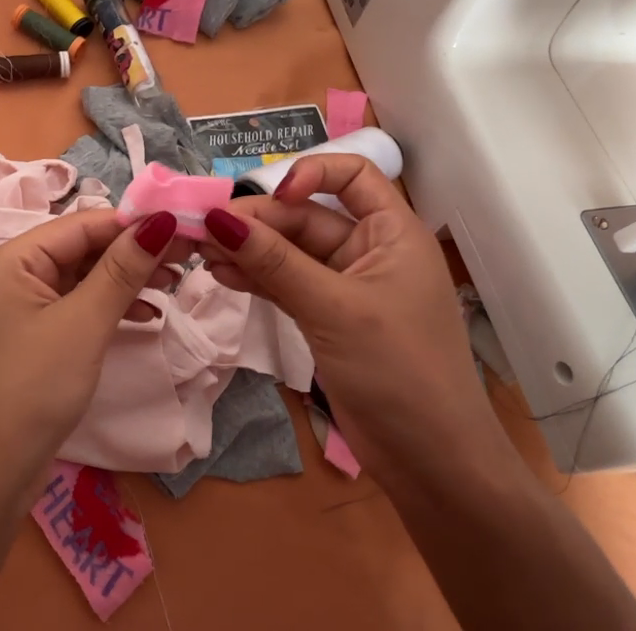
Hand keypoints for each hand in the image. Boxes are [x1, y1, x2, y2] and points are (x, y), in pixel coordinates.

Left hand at [0, 209, 185, 491]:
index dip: (133, 222)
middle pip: (82, 248)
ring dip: (127, 279)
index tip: (186, 226)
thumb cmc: (33, 389)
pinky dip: (111, 306)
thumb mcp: (83, 324)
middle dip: (133, 251)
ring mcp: (22, 307)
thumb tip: (160, 221)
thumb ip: (122, 270)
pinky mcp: (34, 337)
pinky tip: (147, 314)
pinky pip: (77, 306)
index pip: (81, 224)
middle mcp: (12, 274)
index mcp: (12, 259)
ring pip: (83, 277)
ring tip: (176, 283)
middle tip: (190, 257)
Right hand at [195, 155, 498, 477]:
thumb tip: (217, 217)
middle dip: (259, 221)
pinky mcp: (329, 319)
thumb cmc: (398, 371)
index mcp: (393, 233)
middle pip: (307, 216)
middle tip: (205, 231)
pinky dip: (256, 278)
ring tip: (202, 254)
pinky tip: (222, 276)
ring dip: (249, 250)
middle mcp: (370, 251)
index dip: (311, 172)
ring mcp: (347, 287)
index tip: (273, 196)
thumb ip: (273, 262)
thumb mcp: (333, 308)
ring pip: (291, 252)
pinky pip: (286, 283)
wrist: (433, 463)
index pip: (353, 175)